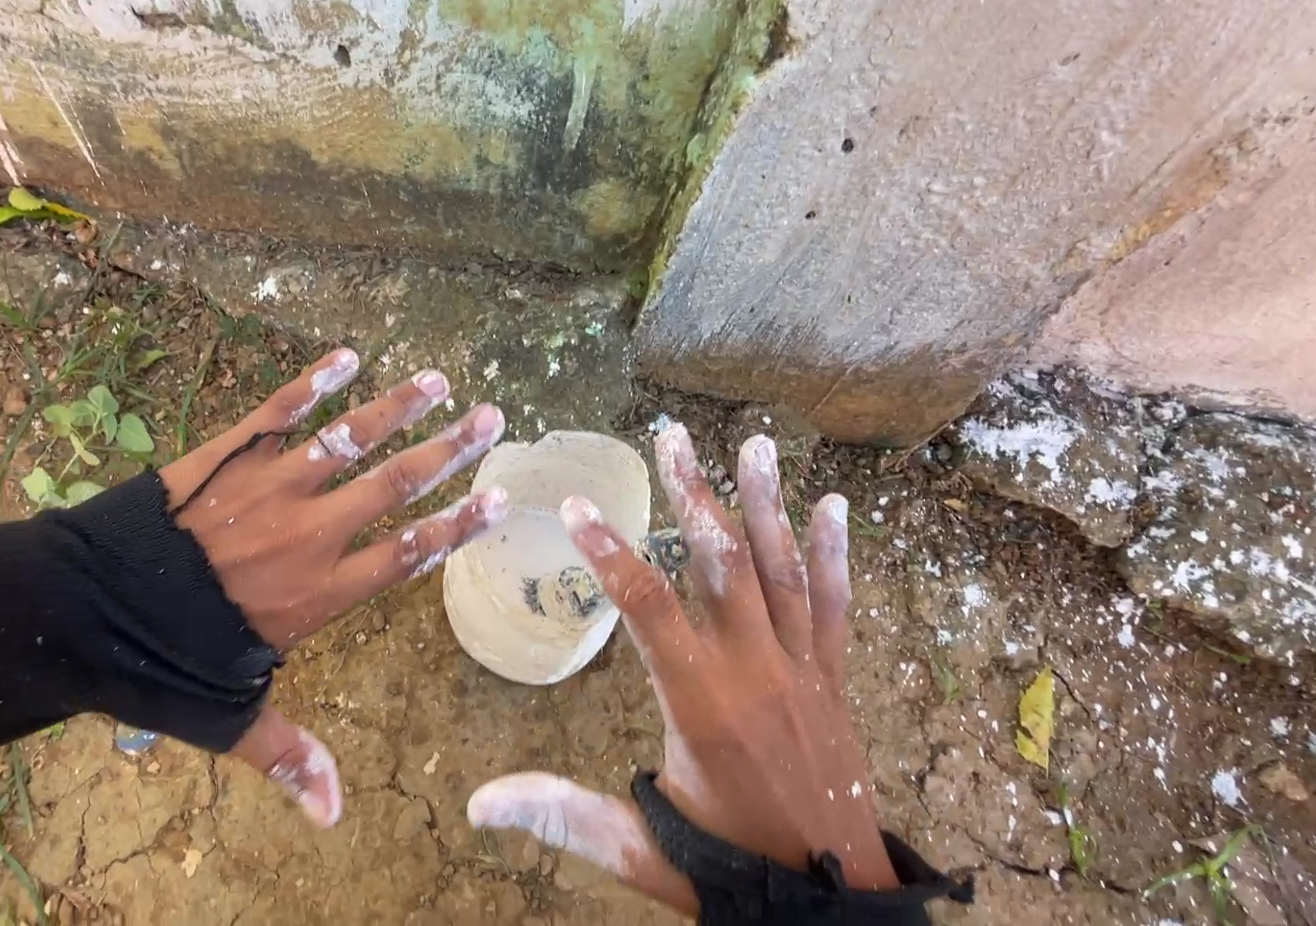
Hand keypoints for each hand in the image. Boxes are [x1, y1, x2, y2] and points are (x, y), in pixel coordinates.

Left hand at [160, 348, 507, 828]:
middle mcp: (307, 531)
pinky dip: (315, 381)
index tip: (499, 496)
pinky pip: (281, 409)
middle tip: (491, 419)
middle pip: (394, 485)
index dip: (458, 524)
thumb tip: (337, 817)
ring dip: (398, 407)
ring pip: (349, 438)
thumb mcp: (228, 718)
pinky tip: (348, 355)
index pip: (407, 552)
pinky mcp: (228, 453)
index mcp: (317, 592)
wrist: (77, 611)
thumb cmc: (160, 663)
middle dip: (449, 452)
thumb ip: (289, 753)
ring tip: (438, 381)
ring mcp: (269, 485)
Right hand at [466, 423, 892, 913]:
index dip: (608, 551)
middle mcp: (754, 667)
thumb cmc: (729, 865)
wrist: (835, 902)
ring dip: (764, 501)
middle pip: (722, 562)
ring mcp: (801, 666)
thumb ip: (563, 814)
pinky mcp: (833, 675)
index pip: (647, 606)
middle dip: (694, 493)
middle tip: (673, 436)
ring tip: (754, 442)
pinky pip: (834, 603)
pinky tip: (833, 506)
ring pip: (780, 569)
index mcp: (701, 700)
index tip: (574, 505)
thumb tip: (480, 804)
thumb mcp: (639, 846)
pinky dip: (833, 553)